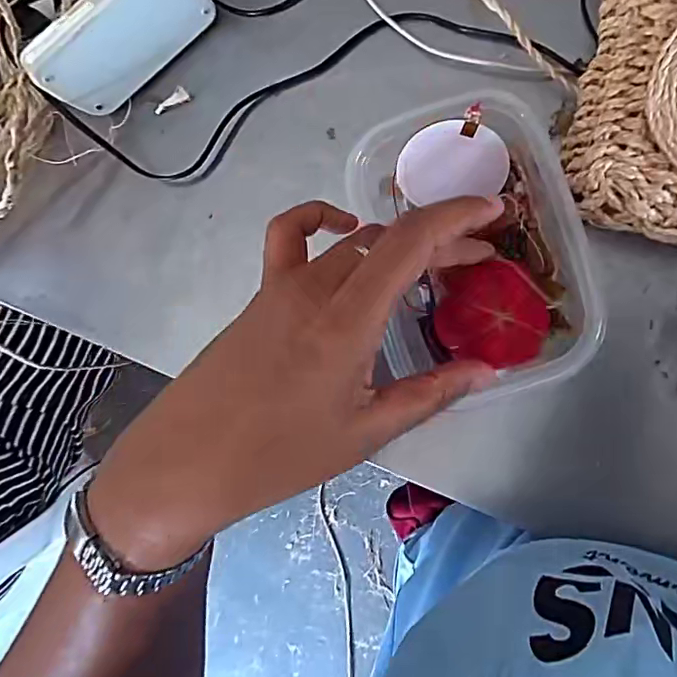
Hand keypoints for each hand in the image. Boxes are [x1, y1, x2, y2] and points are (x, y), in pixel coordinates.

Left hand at [87, 198, 504, 569]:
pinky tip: (345, 230)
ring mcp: (283, 286)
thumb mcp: (366, 432)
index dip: (457, 216)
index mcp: (347, 321)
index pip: (409, 243)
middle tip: (482, 256)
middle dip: (445, 238)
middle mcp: (317, 288)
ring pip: (355, 242)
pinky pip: (290, 237)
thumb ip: (432, 393)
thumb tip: (488, 370)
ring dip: (401, 243)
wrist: (182, 466)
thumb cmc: (278, 457)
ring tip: (434, 262)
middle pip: (391, 239)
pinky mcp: (262, 293)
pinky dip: (320, 219)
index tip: (494, 209)